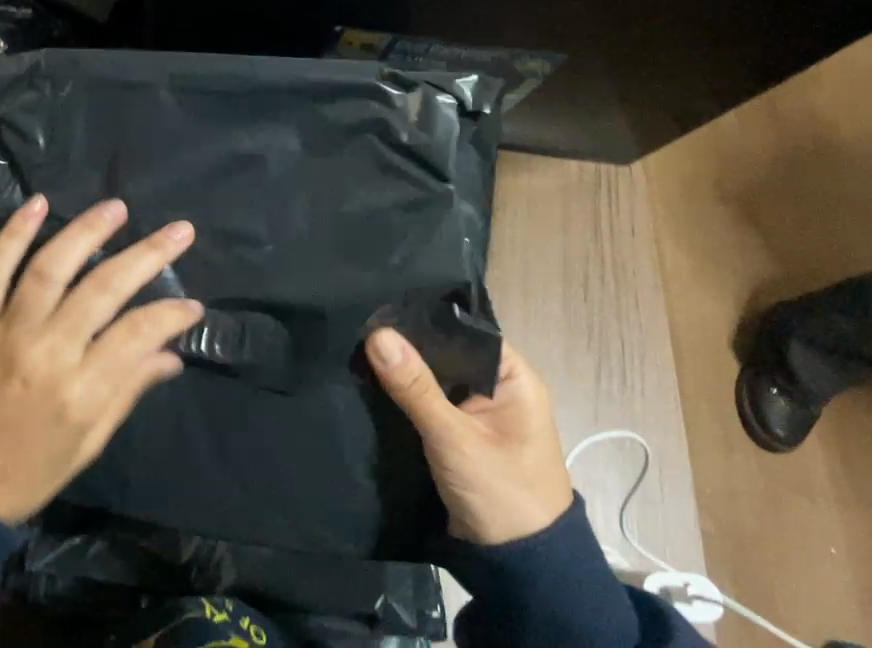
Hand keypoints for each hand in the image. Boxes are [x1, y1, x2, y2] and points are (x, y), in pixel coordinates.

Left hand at [0, 195, 203, 524]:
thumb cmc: (33, 470)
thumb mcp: (91, 442)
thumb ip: (129, 390)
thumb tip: (170, 353)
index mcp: (81, 390)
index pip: (138, 333)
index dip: (170, 313)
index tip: (192, 302)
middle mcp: (46, 352)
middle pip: (102, 289)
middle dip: (146, 255)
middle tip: (178, 230)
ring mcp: (5, 331)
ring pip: (49, 268)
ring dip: (86, 232)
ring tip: (116, 208)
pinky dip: (13, 234)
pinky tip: (39, 205)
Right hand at [364, 328, 574, 545]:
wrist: (516, 565)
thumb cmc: (500, 492)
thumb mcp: (454, 437)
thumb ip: (415, 387)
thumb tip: (377, 334)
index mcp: (515, 380)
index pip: (465, 331)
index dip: (425, 318)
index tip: (379, 306)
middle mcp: (498, 390)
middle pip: (446, 353)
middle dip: (407, 345)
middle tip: (357, 326)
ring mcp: (478, 413)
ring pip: (433, 379)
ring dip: (403, 372)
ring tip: (355, 348)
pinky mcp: (458, 434)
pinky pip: (427, 403)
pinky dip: (404, 396)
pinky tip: (370, 383)